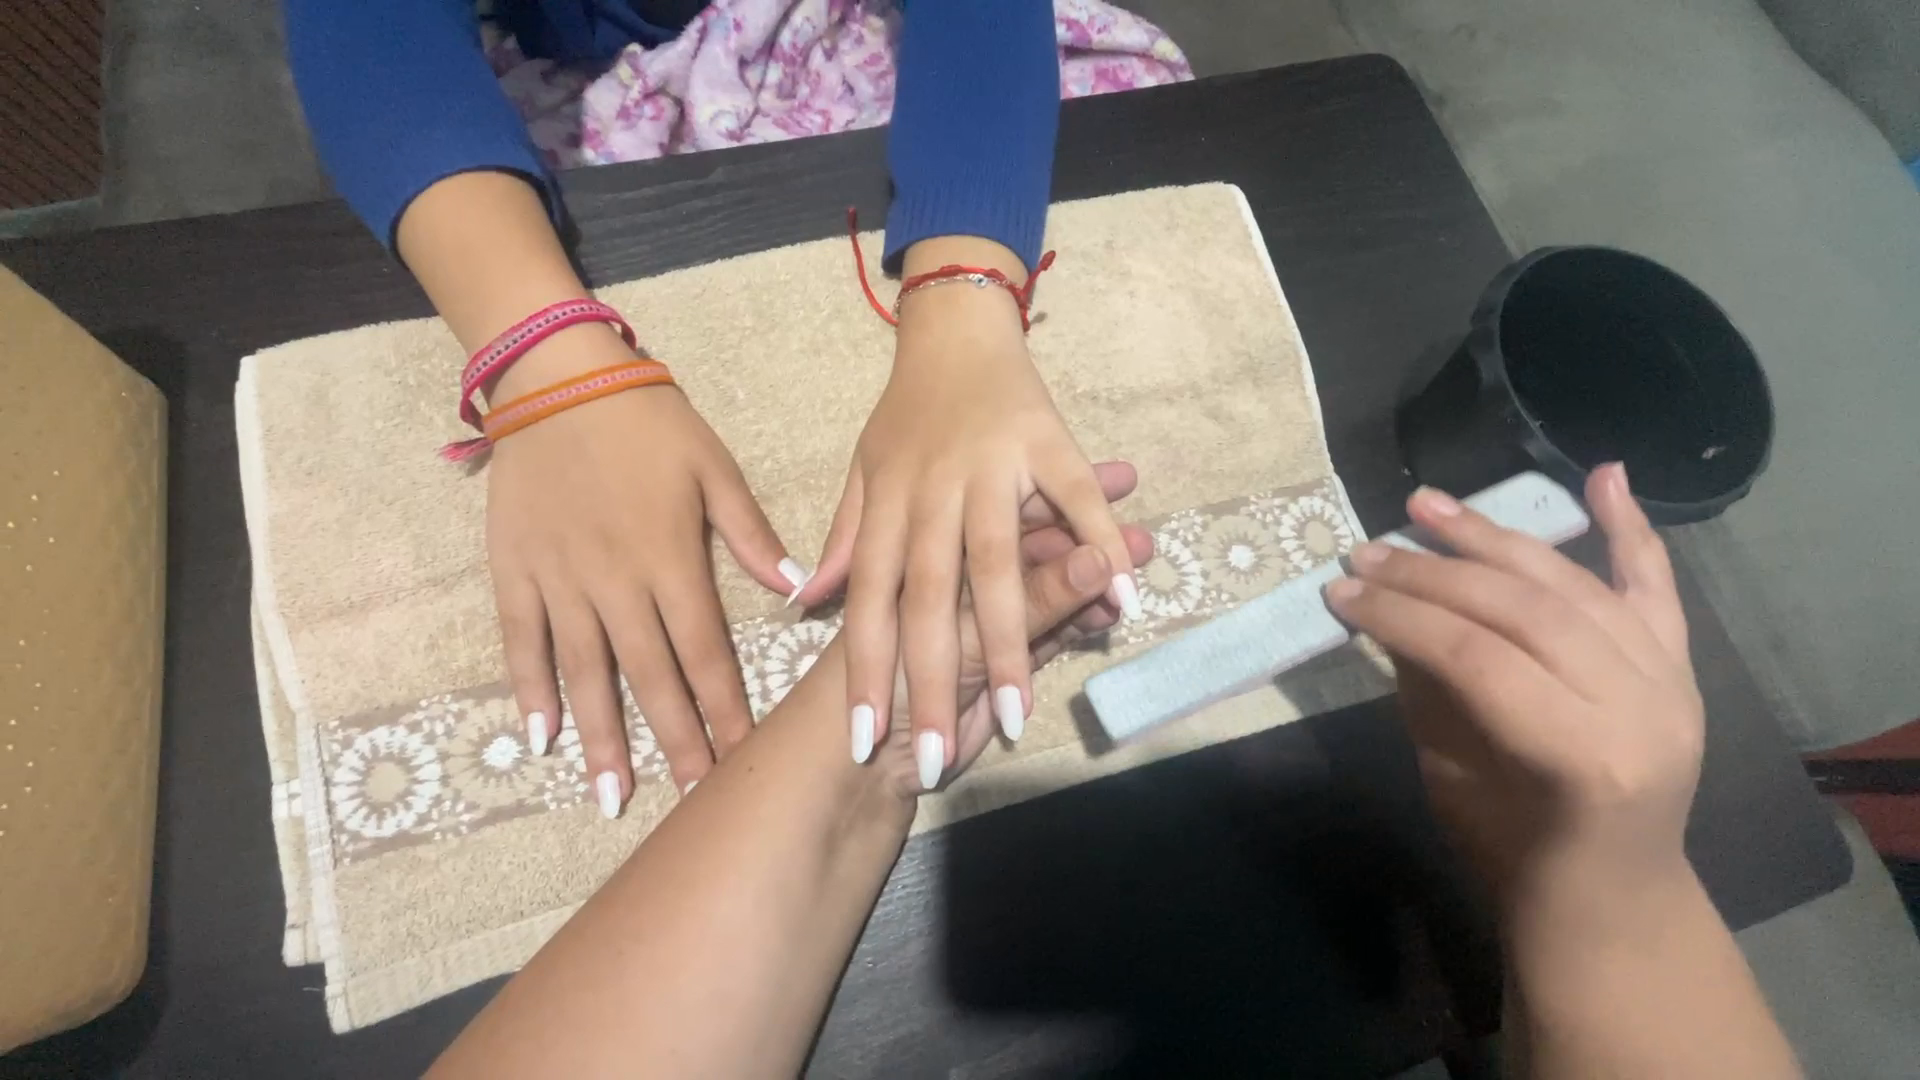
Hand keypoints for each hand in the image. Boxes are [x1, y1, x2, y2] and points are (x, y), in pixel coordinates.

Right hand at [486, 332, 805, 813]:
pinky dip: (530, 688)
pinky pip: (523, 641)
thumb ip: (752, 535)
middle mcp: (617, 584)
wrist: (559, 380)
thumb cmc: (649, 423)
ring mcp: (560, 582)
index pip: (706, 653)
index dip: (725, 708)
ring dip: (602, 736)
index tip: (740, 758)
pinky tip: (539, 736)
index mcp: (672, 561)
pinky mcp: (515, 571)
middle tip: (690, 796)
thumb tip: (799, 588)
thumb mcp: (715, 469)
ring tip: (612, 794)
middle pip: (651, 676)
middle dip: (675, 739)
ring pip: (586, 673)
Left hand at [797, 238, 1138, 787]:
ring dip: (1011, 641)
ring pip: (998, 562)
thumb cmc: (909, 409)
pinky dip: (1102, 546)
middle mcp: (933, 489)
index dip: (863, 666)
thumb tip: (803, 601)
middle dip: (931, 680)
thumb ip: (843, 537)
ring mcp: (992, 466)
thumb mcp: (863, 470)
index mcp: (888, 500)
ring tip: (1020, 714)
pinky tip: (1122, 604)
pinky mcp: (1049, 442)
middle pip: (929, 595)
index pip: (869, 595)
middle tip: (935, 758)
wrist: (955, 327)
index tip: (862, 739)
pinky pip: (1075, 500)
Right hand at [1324, 464, 1702, 907]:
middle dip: (1430, 572)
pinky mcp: (1678, 660)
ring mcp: (1670, 676)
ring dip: (1490, 536)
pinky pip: (1651, 583)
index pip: (1474, 654)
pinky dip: (1628, 525)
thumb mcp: (1448, 767)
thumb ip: (1428, 681)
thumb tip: (1385, 608)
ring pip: (1568, 582)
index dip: (1398, 614)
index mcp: (1581, 751)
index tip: (1337, 590)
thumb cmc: (1507, 840)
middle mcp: (1640, 704)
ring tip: (1425, 504)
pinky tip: (1603, 474)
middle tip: (1365, 551)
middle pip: (1520, 608)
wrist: (1607, 883)